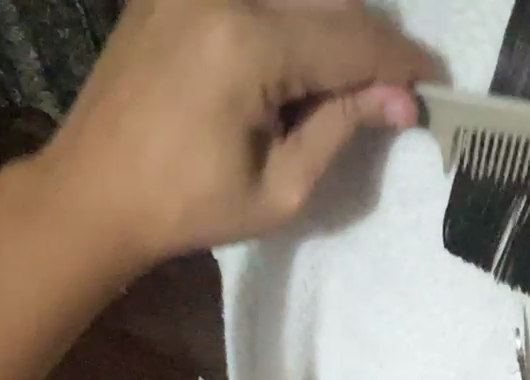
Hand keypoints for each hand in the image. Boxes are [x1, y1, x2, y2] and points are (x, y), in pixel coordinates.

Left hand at [31, 0, 435, 265]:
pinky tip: (296, 65)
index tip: (436, 84)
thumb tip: (402, 101)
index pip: (352, 41)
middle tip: (396, 90)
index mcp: (247, 45)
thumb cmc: (187, 208)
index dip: (401, 64)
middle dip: (372, 44)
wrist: (94, 191)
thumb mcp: (279, 189)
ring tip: (347, 83)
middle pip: (330, 1)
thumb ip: (340, 130)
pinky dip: (290, 20)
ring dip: (333, 29)